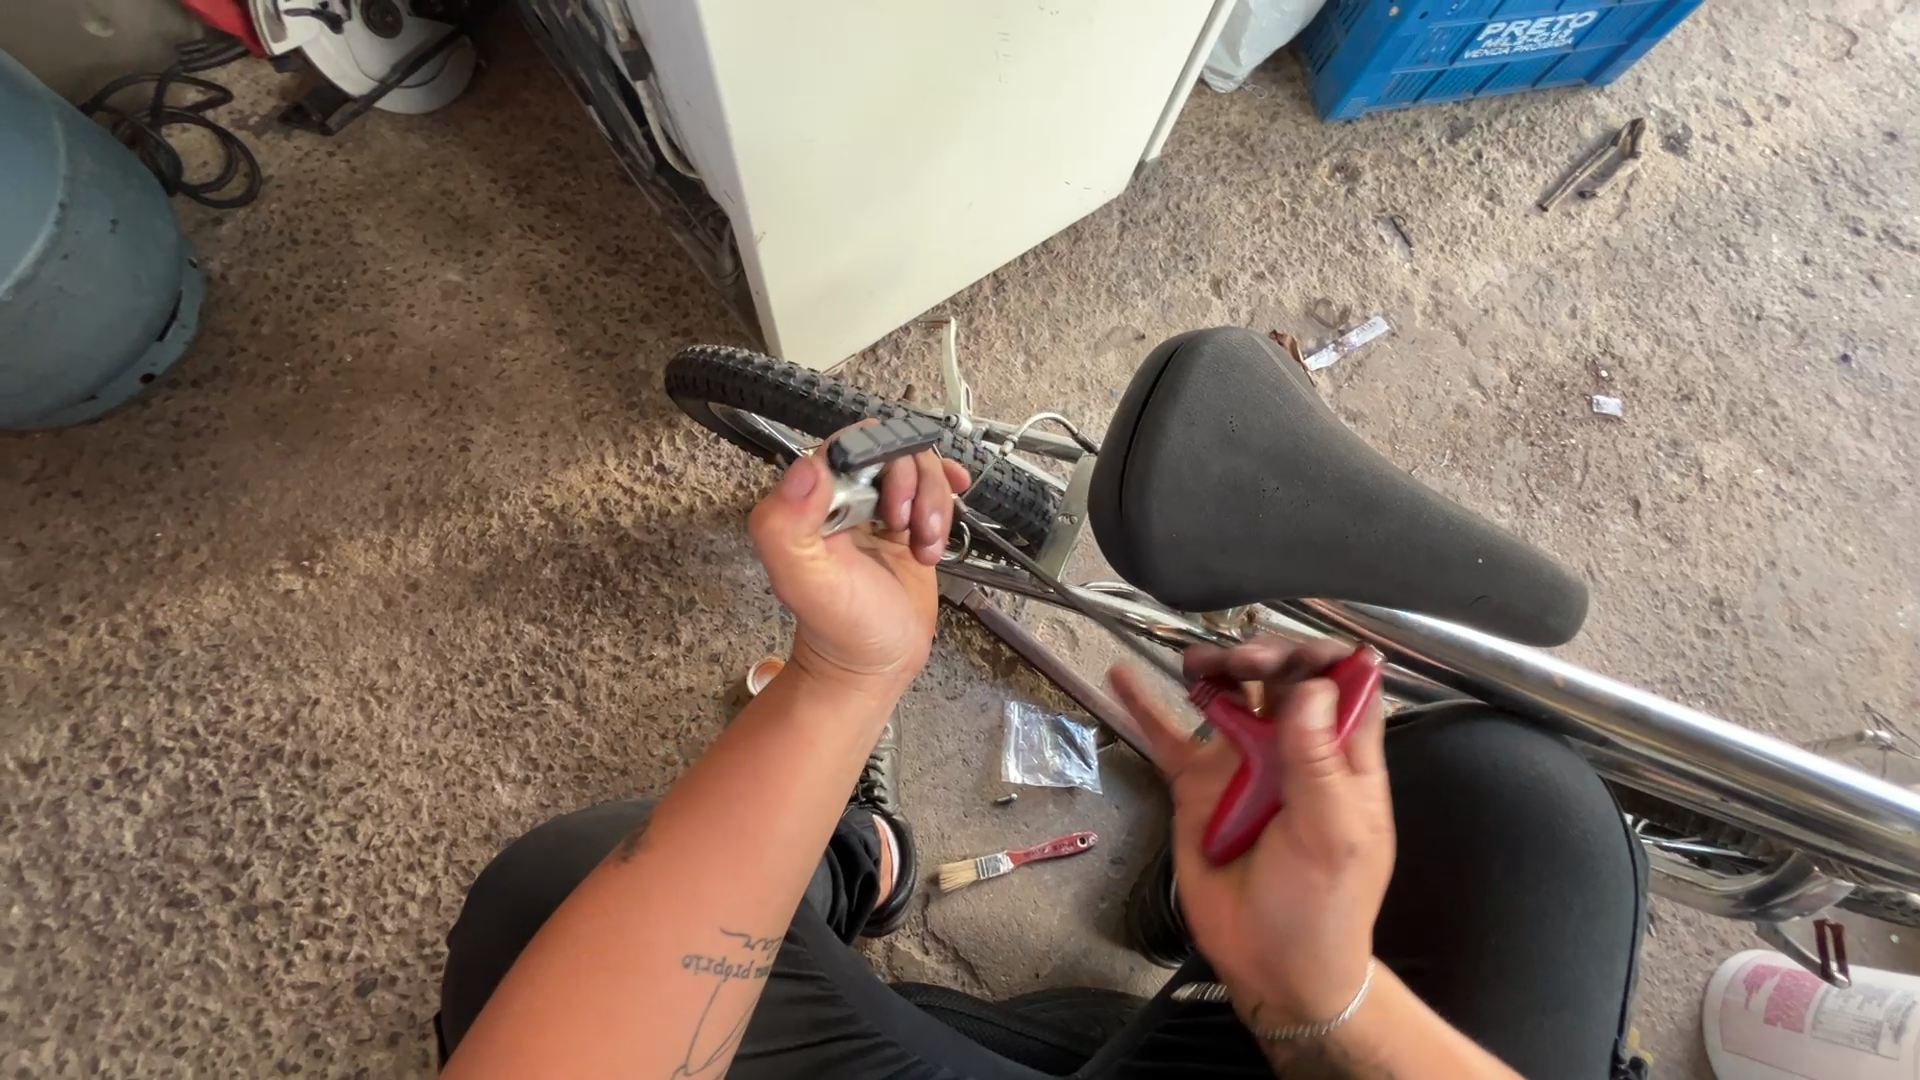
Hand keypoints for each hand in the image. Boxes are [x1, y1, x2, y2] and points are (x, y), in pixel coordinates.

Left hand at [748, 434, 969, 698]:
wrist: (874, 664)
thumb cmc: (838, 626)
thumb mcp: (803, 579)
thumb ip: (787, 523)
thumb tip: (806, 466)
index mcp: (813, 496)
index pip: (852, 444)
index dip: (882, 462)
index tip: (893, 508)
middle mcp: (846, 495)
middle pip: (895, 450)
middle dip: (917, 486)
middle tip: (910, 529)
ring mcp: (880, 508)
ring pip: (921, 469)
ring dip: (935, 504)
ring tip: (927, 548)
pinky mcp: (909, 523)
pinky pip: (934, 490)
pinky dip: (947, 498)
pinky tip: (949, 513)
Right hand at [1109, 639, 1392, 1032]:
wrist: (1271, 964)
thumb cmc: (1322, 905)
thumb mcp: (1333, 835)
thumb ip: (1319, 761)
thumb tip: (1312, 687)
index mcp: (1339, 758)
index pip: (1344, 688)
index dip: (1326, 660)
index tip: (1301, 655)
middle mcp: (1290, 749)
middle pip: (1279, 680)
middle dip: (1263, 656)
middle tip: (1240, 661)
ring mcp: (1239, 762)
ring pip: (1226, 695)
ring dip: (1212, 667)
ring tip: (1193, 662)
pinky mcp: (1195, 783)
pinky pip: (1167, 735)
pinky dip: (1144, 705)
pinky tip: (1121, 676)